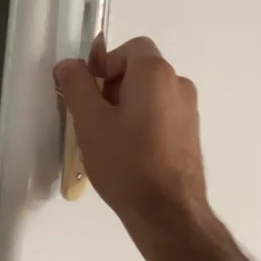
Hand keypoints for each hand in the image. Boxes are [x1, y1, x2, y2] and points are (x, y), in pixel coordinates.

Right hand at [55, 36, 208, 231]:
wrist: (168, 213)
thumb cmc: (127, 163)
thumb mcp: (91, 122)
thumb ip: (78, 86)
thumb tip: (70, 64)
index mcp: (156, 73)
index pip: (130, 48)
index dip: (106, 63)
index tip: (90, 93)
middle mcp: (179, 84)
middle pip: (141, 69)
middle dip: (114, 86)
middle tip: (95, 118)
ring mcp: (189, 110)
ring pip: (151, 94)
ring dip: (128, 106)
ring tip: (110, 140)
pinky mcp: (191, 133)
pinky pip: (162, 114)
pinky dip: (144, 122)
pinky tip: (130, 153)